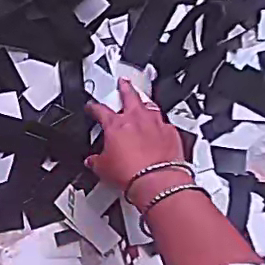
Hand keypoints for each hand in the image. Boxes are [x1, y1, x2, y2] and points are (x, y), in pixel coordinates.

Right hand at [83, 81, 187, 200]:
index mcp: (115, 125)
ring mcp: (156, 124)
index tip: (92, 107)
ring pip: (150, 105)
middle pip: (129, 96)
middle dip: (124, 88)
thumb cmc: (132, 173)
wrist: (157, 181)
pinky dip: (160, 123)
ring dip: (145, 101)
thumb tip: (92, 161)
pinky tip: (160, 125)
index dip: (93, 107)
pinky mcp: (172, 133)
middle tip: (123, 83)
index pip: (100, 110)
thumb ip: (96, 160)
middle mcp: (136, 119)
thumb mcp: (103, 168)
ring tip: (143, 99)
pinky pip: (165, 122)